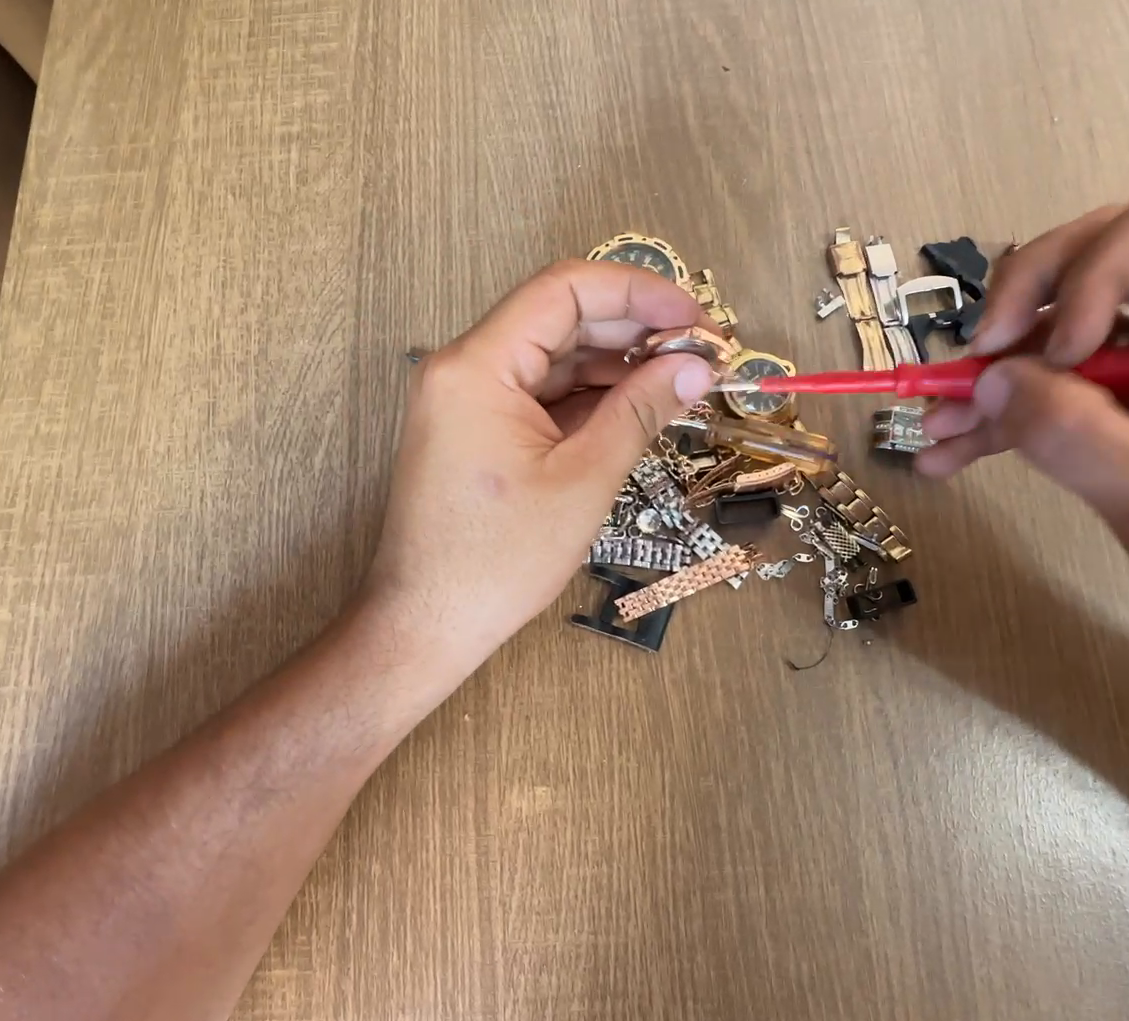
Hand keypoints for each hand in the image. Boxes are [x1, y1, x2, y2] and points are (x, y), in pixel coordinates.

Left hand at [357, 259, 713, 670]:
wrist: (428, 623)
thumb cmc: (496, 562)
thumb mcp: (582, 482)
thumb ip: (639, 411)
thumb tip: (695, 367)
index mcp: (477, 366)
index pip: (565, 289)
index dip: (639, 292)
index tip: (695, 319)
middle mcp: (463, 368)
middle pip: (559, 318)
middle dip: (634, 330)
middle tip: (700, 354)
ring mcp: (466, 399)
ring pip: (552, 357)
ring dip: (615, 365)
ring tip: (679, 382)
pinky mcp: (474, 429)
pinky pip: (538, 394)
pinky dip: (587, 398)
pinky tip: (636, 407)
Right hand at [916, 190, 1128, 665]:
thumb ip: (1068, 431)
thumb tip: (982, 382)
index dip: (1087, 274)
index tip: (1049, 353)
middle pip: (1100, 264)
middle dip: (1022, 314)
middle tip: (971, 363)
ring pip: (1066, 332)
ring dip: (997, 379)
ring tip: (936, 426)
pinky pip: (1067, 390)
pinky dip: (1010, 421)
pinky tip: (951, 457)